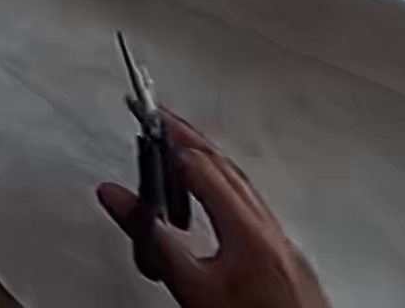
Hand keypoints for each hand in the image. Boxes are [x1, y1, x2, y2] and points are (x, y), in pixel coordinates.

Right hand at [97, 111, 329, 307]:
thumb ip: (151, 239)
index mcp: (249, 232)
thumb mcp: (193, 289)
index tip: (144, 117)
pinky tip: (213, 198)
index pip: (201, 166)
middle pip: (225, 167)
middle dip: (189, 137)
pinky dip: (225, 187)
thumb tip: (114, 195)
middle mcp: (272, 233)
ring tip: (180, 146)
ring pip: (242, 187)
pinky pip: (253, 207)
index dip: (170, 139)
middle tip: (160, 115)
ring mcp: (285, 248)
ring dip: (208, 160)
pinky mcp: (290, 265)